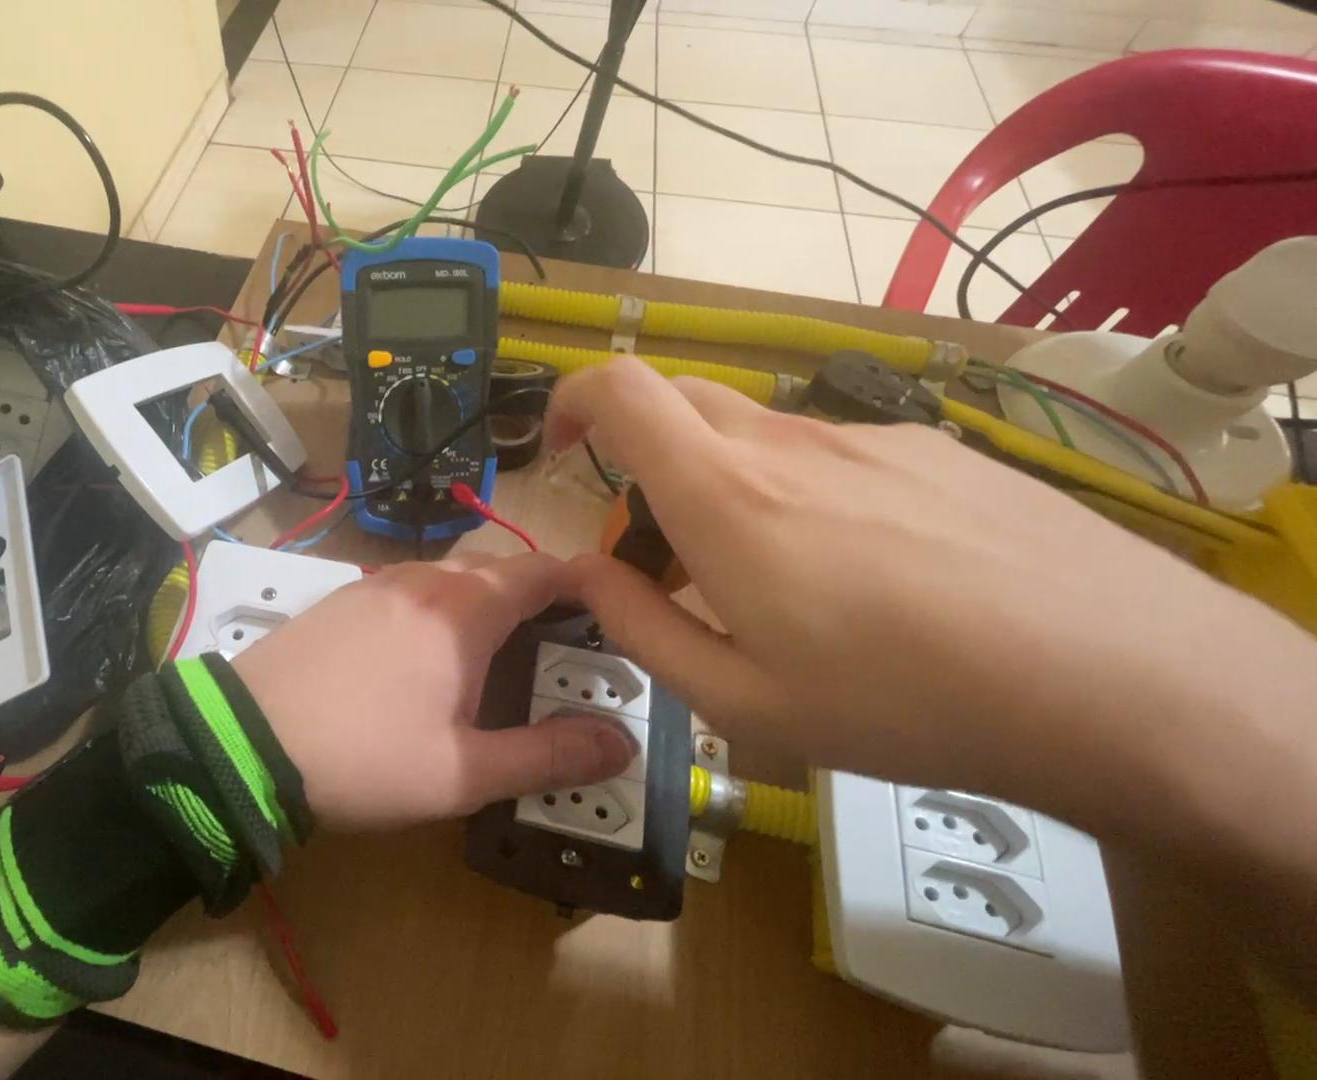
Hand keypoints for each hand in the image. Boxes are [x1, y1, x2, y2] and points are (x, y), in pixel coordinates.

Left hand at [231, 554, 637, 830]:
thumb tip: (621, 743)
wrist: (245, 740)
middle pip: (496, 566)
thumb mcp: (464, 773)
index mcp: (463, 611)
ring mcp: (374, 584)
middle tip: (553, 641)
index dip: (582, 582)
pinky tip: (423, 650)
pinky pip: (408, 585)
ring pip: (448, 573)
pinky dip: (437, 603)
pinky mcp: (341, 599)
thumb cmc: (364, 759)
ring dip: (482, 597)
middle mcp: (422, 580)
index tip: (607, 607)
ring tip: (492, 647)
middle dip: (533, 594)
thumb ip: (548, 755)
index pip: (542, 571)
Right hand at [544, 356, 1316, 829]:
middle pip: (680, 405)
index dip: (572, 402)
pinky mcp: (934, 452)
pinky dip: (800, 494)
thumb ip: (637, 625)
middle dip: (642, 463)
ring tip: (772, 584)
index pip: (620, 388)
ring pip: (756, 438)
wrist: (1125, 684)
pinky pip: (831, 454)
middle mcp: (787, 443)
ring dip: (726, 489)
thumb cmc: (899, 703)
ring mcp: (867, 439)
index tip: (564, 452)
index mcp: (724, 497)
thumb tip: (584, 571)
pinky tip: (864, 575)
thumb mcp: (735, 699)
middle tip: (663, 550)